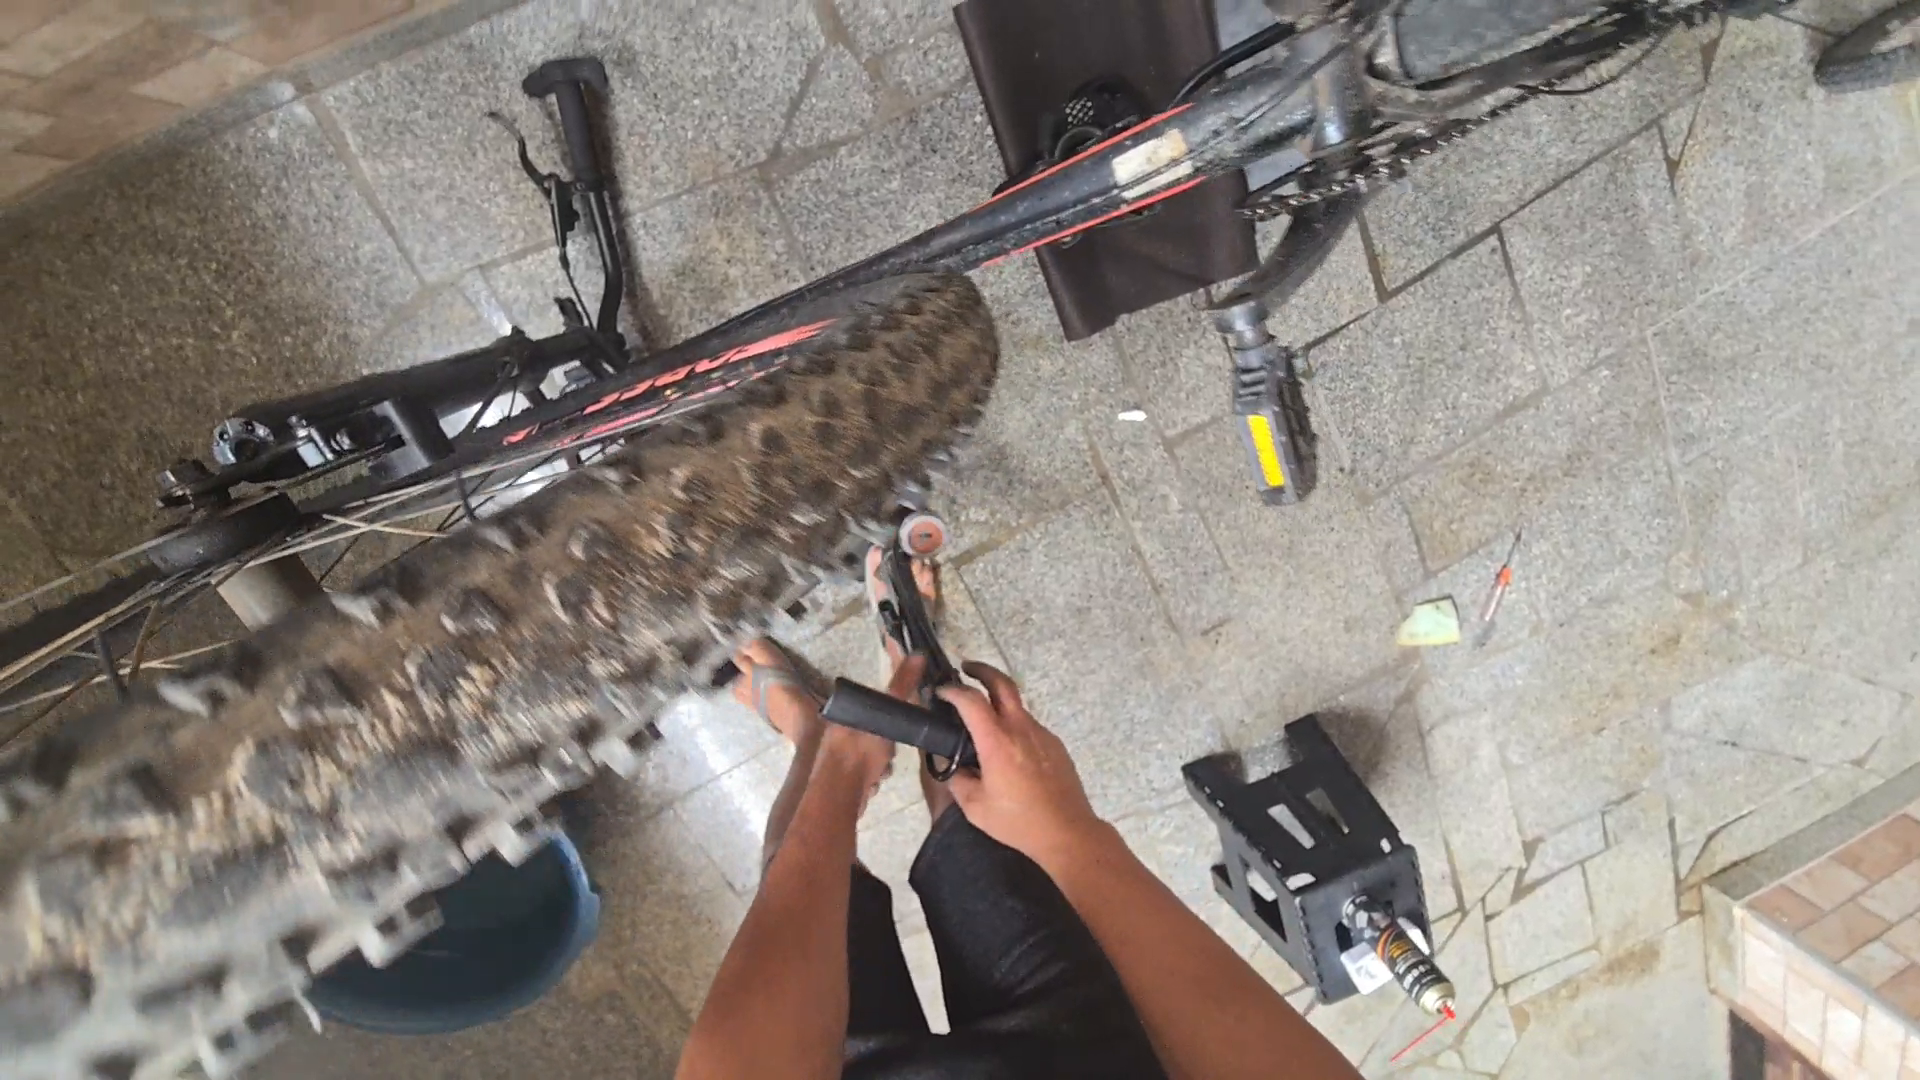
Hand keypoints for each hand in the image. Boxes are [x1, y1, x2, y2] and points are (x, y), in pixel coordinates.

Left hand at [817, 654, 925, 789]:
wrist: (842, 794)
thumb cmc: (861, 749)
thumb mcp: (886, 713)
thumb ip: (901, 685)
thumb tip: (918, 653)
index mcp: (842, 711)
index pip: (872, 705)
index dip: (888, 715)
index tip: (897, 725)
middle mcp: (837, 730)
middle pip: (875, 729)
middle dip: (887, 742)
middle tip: (890, 748)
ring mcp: (838, 755)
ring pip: (873, 751)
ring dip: (882, 761)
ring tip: (882, 767)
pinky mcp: (844, 777)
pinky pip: (868, 771)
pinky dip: (875, 775)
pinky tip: (875, 780)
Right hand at [938, 662, 1103, 866]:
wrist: (1067, 831)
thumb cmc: (1018, 822)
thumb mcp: (976, 807)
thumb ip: (958, 781)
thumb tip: (951, 765)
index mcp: (997, 742)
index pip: (972, 701)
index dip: (953, 690)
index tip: (941, 692)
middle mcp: (1020, 729)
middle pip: (1002, 683)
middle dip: (982, 670)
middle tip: (966, 668)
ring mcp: (1041, 734)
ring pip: (1016, 707)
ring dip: (998, 703)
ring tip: (982, 721)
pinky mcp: (1054, 744)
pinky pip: (1029, 727)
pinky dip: (1013, 727)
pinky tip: (1008, 751)